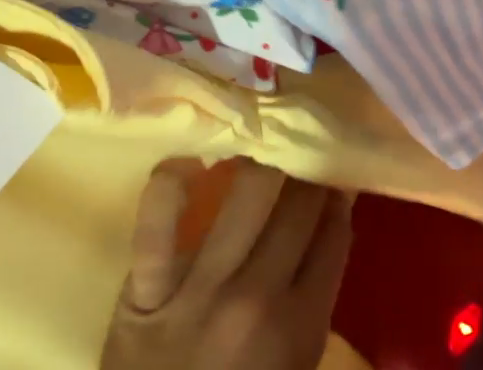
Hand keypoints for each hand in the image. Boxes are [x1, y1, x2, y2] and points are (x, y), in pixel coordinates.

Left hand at [101, 159, 353, 369]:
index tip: (333, 161)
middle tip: (301, 137)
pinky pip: (156, 222)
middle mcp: (258, 299)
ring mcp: (200, 291)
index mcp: (300, 324)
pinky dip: (172, 182)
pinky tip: (192, 157)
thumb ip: (315, 291)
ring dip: (262, 158)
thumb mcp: (294, 360)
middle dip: (307, 164)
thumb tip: (332, 213)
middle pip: (298, 207)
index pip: (333, 233)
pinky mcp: (144, 289)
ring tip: (262, 134)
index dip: (338, 190)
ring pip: (247, 196)